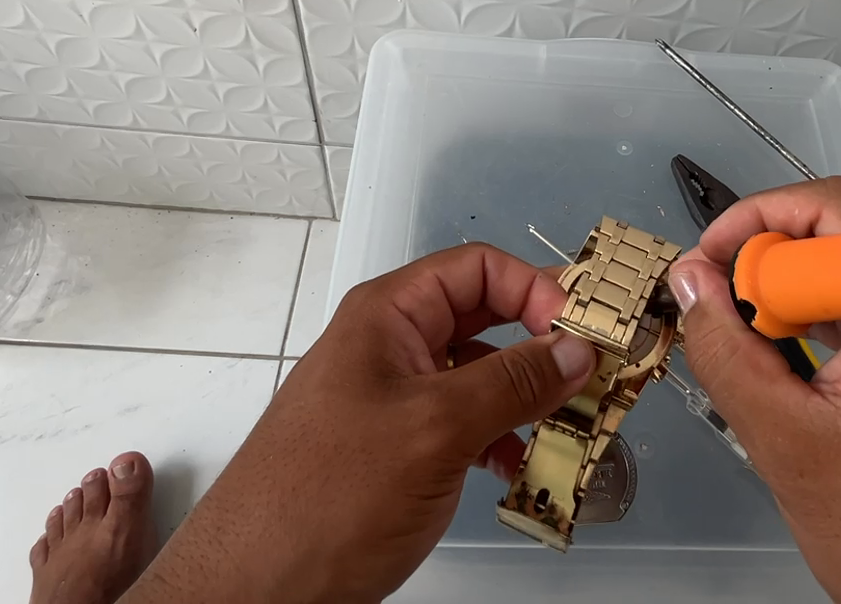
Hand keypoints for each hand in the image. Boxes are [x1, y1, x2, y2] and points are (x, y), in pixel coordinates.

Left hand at [124, 243, 594, 603]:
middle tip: (591, 374)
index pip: (479, 269)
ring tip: (568, 427)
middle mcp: (393, 341)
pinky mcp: (395, 442)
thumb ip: (513, 383)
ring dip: (524, 396)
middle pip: (482, 318)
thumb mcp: (436, 429)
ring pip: (476, 372)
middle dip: (538, 344)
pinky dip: (497, 436)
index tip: (580, 334)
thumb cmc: (336, 491)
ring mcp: (393, 393)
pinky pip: (461, 419)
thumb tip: (579, 349)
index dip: (534, 289)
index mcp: (391, 312)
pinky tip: (519, 468)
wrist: (249, 591)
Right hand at [668, 178, 840, 603]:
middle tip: (720, 309)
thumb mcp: (786, 442)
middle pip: (837, 236)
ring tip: (748, 347)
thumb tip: (689, 277)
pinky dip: (815, 328)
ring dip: (786, 297)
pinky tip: (787, 371)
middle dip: (765, 261)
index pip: (827, 210)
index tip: (706, 269)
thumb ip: (726, 350)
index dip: (753, 224)